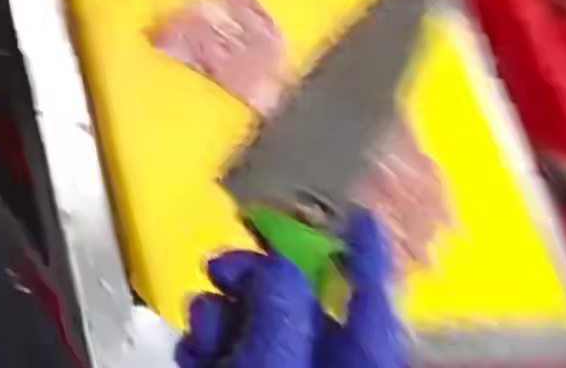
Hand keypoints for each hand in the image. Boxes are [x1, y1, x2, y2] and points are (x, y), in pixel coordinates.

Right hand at [177, 210, 405, 367]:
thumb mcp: (272, 366)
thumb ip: (281, 315)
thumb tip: (282, 259)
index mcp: (353, 366)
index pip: (371, 307)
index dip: (367, 259)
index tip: (362, 213)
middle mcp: (325, 363)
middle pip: (297, 301)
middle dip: (252, 278)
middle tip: (220, 273)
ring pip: (254, 315)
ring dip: (218, 311)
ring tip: (201, 333)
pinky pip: (231, 338)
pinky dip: (208, 337)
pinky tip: (194, 351)